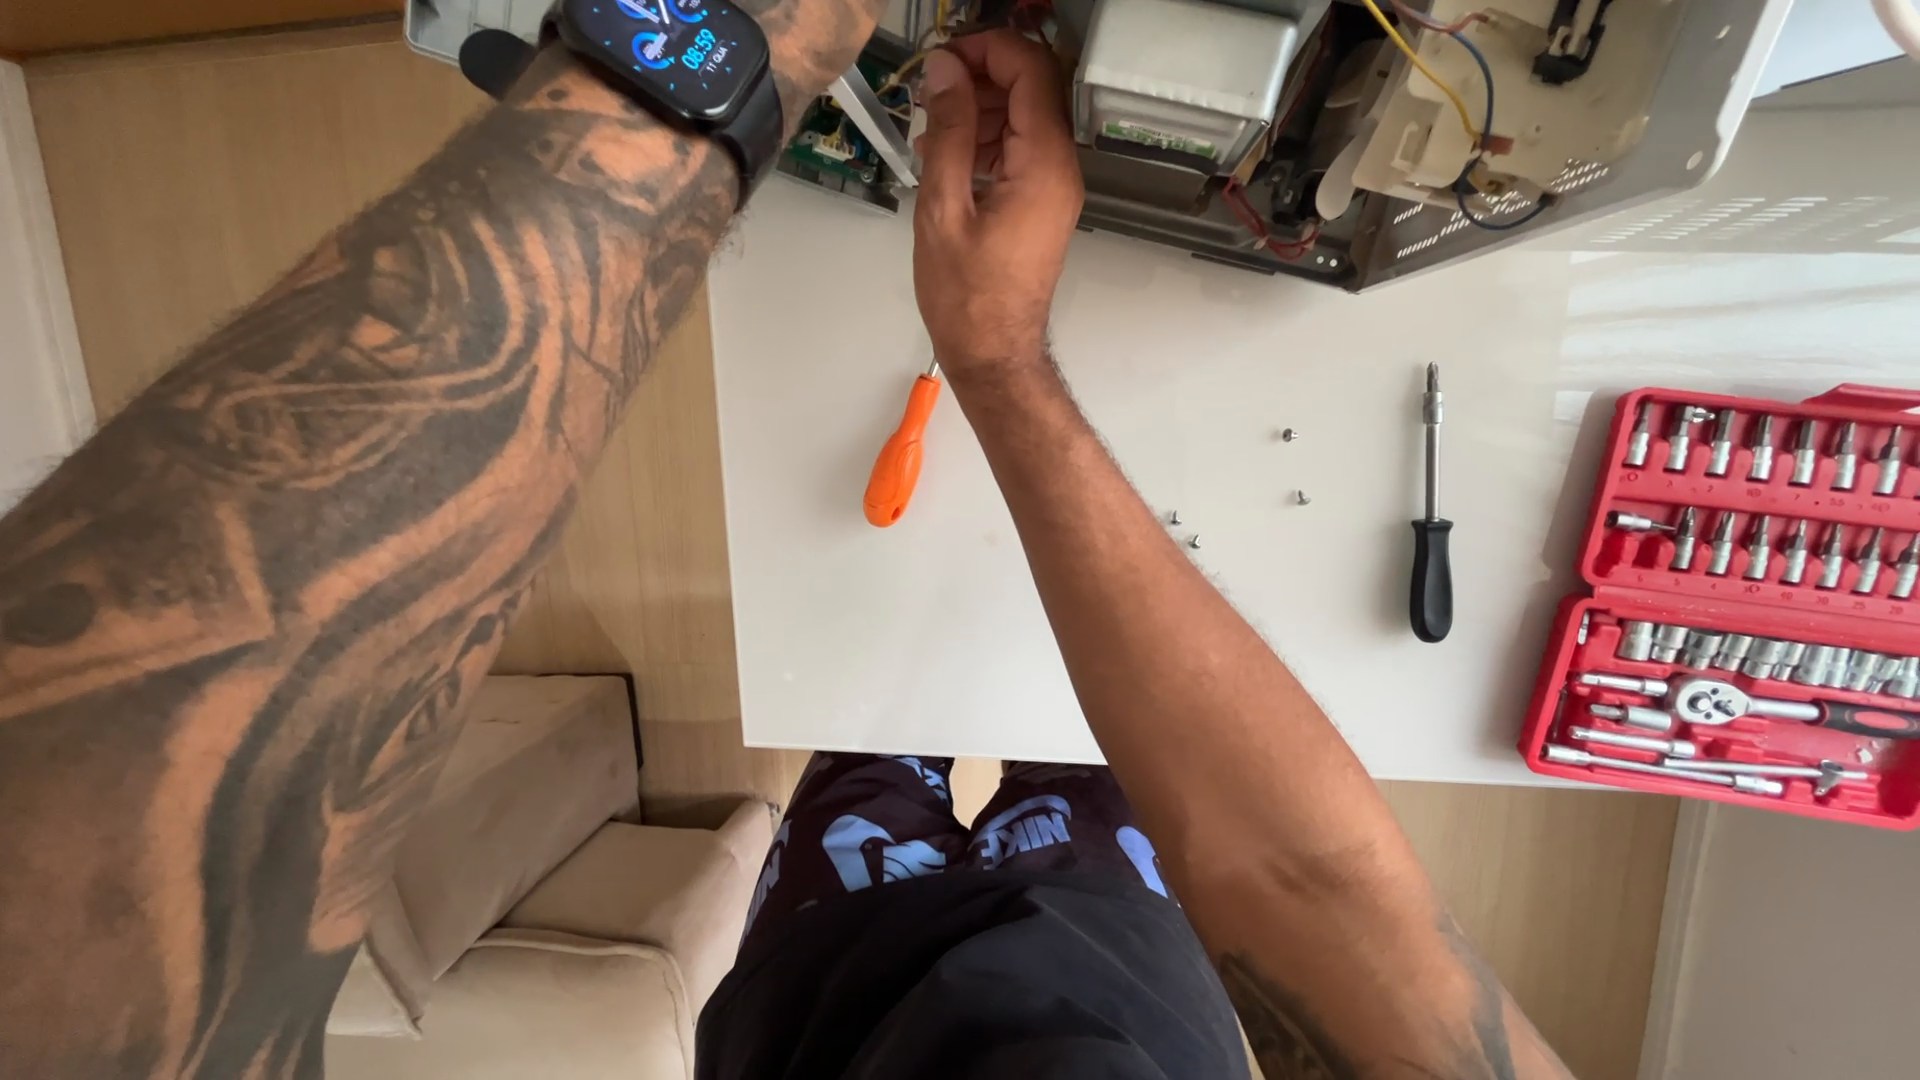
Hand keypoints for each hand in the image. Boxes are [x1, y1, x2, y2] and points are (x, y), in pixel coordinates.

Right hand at [913, 31, 1083, 376]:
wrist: (994, 354)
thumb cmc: (967, 298)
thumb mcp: (944, 209)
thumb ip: (948, 131)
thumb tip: (947, 71)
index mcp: (1042, 166)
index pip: (1030, 69)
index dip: (987, 48)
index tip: (944, 57)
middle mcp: (1061, 172)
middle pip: (1032, 90)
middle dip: (980, 77)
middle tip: (932, 93)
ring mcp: (1055, 191)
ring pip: (1025, 121)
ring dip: (980, 112)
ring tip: (932, 133)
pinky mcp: (1043, 209)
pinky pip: (1021, 155)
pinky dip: (987, 144)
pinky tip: (949, 160)